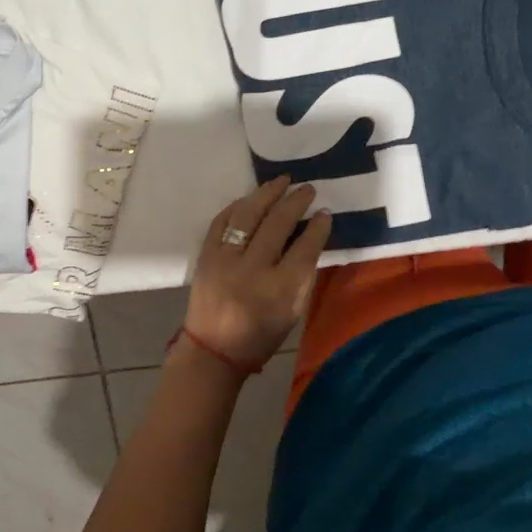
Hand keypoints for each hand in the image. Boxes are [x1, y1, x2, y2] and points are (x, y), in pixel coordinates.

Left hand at [182, 176, 332, 372]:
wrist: (213, 351)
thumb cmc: (261, 334)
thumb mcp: (294, 311)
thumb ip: (304, 275)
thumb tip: (312, 238)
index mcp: (279, 289)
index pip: (305, 247)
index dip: (318, 227)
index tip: (325, 213)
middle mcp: (251, 269)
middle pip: (277, 224)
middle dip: (295, 202)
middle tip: (308, 189)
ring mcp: (224, 259)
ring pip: (248, 215)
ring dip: (267, 194)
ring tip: (282, 181)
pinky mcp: (205, 256)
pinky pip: (222, 221)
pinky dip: (238, 206)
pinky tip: (253, 198)